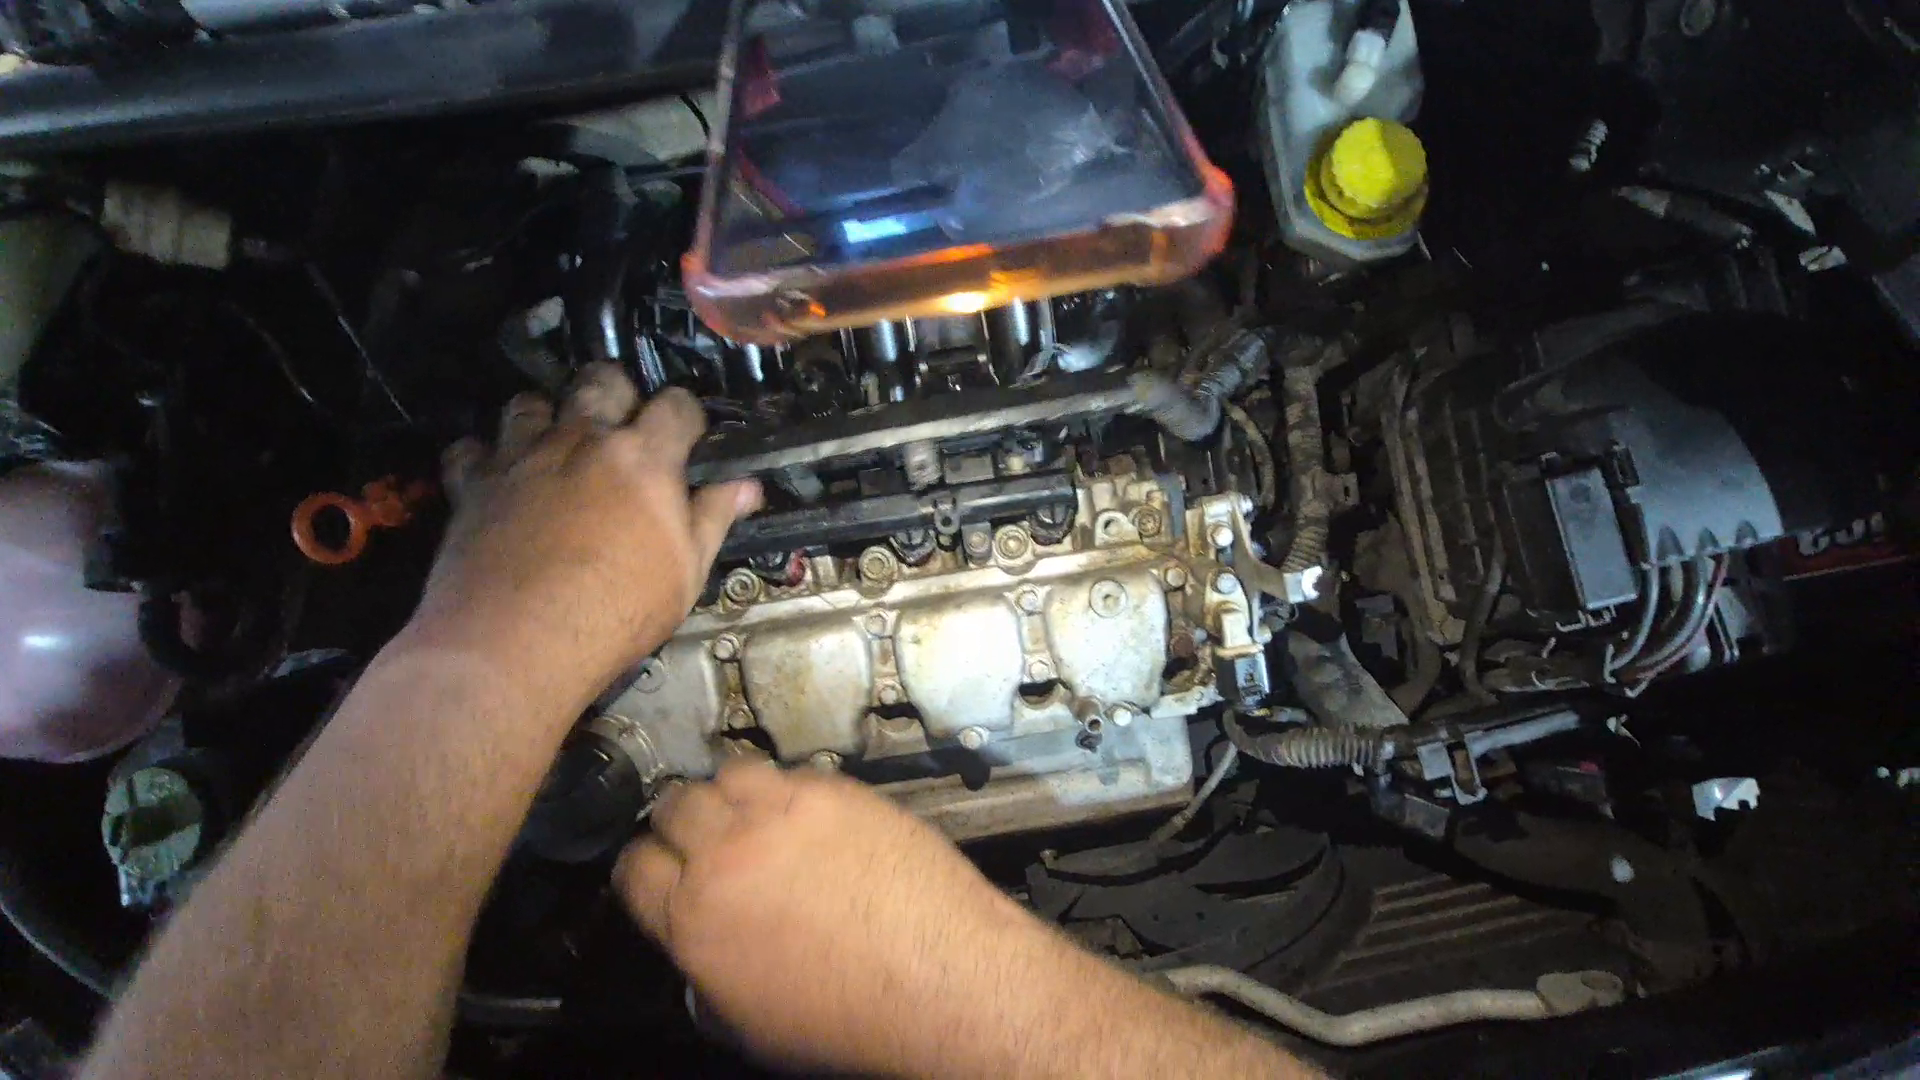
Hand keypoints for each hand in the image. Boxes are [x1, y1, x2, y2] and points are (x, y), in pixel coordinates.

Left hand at [412, 363, 760, 698]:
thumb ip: (714, 518)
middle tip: (622, 426)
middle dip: (617, 392)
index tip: (690, 437)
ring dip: (548, 416)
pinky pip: (471, 448)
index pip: (676, 405)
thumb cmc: (620, 608)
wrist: (517, 640)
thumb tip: (749, 486)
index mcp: (644, 456)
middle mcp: (582, 439)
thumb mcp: (687, 570)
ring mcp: (521, 456)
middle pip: (601, 380)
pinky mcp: (473, 483)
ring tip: (558, 447)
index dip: (687, 416)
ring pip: (530, 402)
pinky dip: (487, 457)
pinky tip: (500, 478)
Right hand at [615, 762, 1052, 1077]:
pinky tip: (804, 811)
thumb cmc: (851, 1013)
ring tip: (750, 810)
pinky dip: (786, 787)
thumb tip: (699, 943)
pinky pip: (789, 772)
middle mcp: (729, 855)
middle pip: (675, 806)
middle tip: (702, 829)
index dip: (643, 865)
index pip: (636, 868)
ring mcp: (782, 813)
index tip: (656, 862)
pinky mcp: (832, 790)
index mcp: (694, 921)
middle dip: (681, 818)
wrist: (936, 971)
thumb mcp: (750, 1022)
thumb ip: (706, 970)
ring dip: (730, 791)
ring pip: (728, 774)